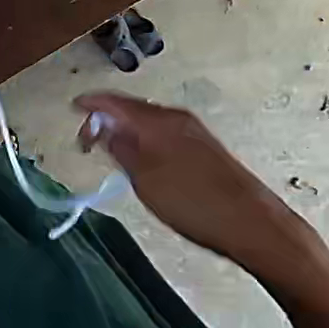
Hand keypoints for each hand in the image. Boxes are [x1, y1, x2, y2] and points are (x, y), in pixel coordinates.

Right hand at [74, 92, 328, 284]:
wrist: (256, 226)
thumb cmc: (193, 205)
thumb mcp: (144, 179)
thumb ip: (118, 148)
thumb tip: (100, 125)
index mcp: (157, 121)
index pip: (114, 101)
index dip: (90, 103)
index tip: (72, 109)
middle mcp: (175, 117)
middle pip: (130, 108)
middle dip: (105, 119)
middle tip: (87, 141)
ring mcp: (193, 130)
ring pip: (147, 120)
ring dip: (124, 129)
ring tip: (109, 151)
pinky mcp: (204, 146)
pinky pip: (162, 131)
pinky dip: (142, 137)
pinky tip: (140, 158)